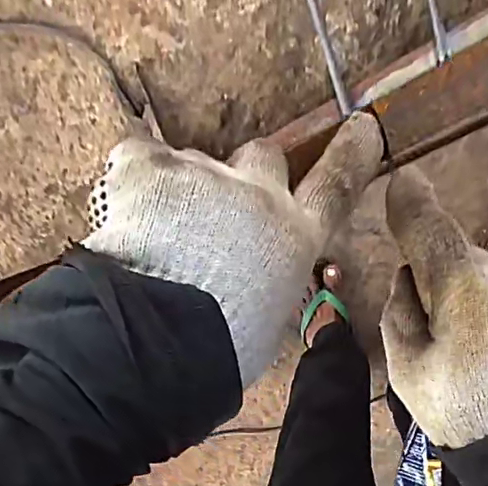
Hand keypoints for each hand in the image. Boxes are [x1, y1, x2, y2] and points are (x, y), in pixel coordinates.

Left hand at [83, 114, 383, 386]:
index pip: (334, 188)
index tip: (361, 132)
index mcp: (292, 239)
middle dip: (246, 176)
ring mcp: (203, 175)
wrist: (163, 340)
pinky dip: (134, 184)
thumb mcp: (268, 323)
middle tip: (220, 212)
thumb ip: (269, 284)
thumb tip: (255, 281)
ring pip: (197, 164)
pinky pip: (141, 156)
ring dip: (184, 193)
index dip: (350, 157)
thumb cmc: (220, 349)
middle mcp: (257, 196)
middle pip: (264, 156)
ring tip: (156, 242)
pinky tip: (127, 221)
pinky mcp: (150, 167)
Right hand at [381, 166, 487, 447]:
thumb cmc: (460, 415)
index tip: (403, 184)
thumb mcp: (406, 372)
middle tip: (443, 334)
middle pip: (464, 259)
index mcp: (468, 290)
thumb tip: (412, 273)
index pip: (432, 231)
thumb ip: (400, 311)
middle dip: (446, 283)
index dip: (411, 207)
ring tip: (483, 348)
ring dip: (481, 296)